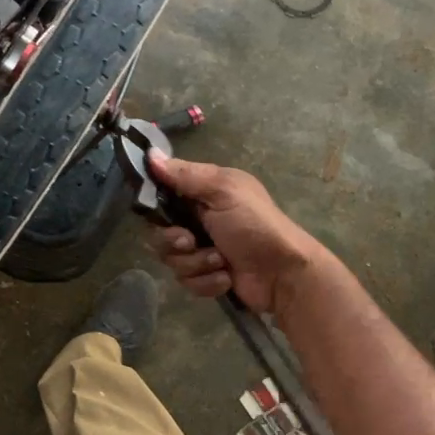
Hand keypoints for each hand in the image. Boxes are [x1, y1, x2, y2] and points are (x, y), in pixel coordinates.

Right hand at [148, 150, 323, 314]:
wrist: (285, 275)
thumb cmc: (255, 225)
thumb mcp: (223, 191)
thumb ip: (185, 175)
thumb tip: (149, 154)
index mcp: (202, 191)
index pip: (161, 193)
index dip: (154, 204)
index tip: (158, 211)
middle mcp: (197, 219)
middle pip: (158, 231)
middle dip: (172, 240)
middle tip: (189, 241)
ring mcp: (201, 249)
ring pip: (171, 258)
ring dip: (196, 262)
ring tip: (220, 261)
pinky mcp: (206, 276)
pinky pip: (187, 280)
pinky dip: (206, 281)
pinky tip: (226, 278)